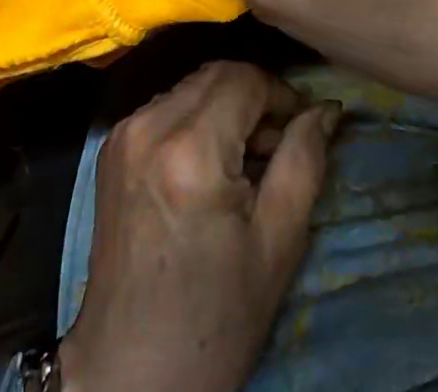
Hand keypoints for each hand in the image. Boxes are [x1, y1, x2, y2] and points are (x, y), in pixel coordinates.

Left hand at [58, 61, 338, 391]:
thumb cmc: (217, 314)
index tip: (302, 126)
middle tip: (278, 142)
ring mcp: (122, 137)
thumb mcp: (279, 239)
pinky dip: (198, 117)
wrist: (132, 368)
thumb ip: (305, 159)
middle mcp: (148, 129)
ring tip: (248, 157)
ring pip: (191, 86)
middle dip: (256, 95)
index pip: (245, 79)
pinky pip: (167, 106)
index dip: (283, 94)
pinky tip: (212, 162)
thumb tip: (327, 108)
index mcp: (190, 152)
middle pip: (216, 74)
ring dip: (226, 105)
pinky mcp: (111, 149)